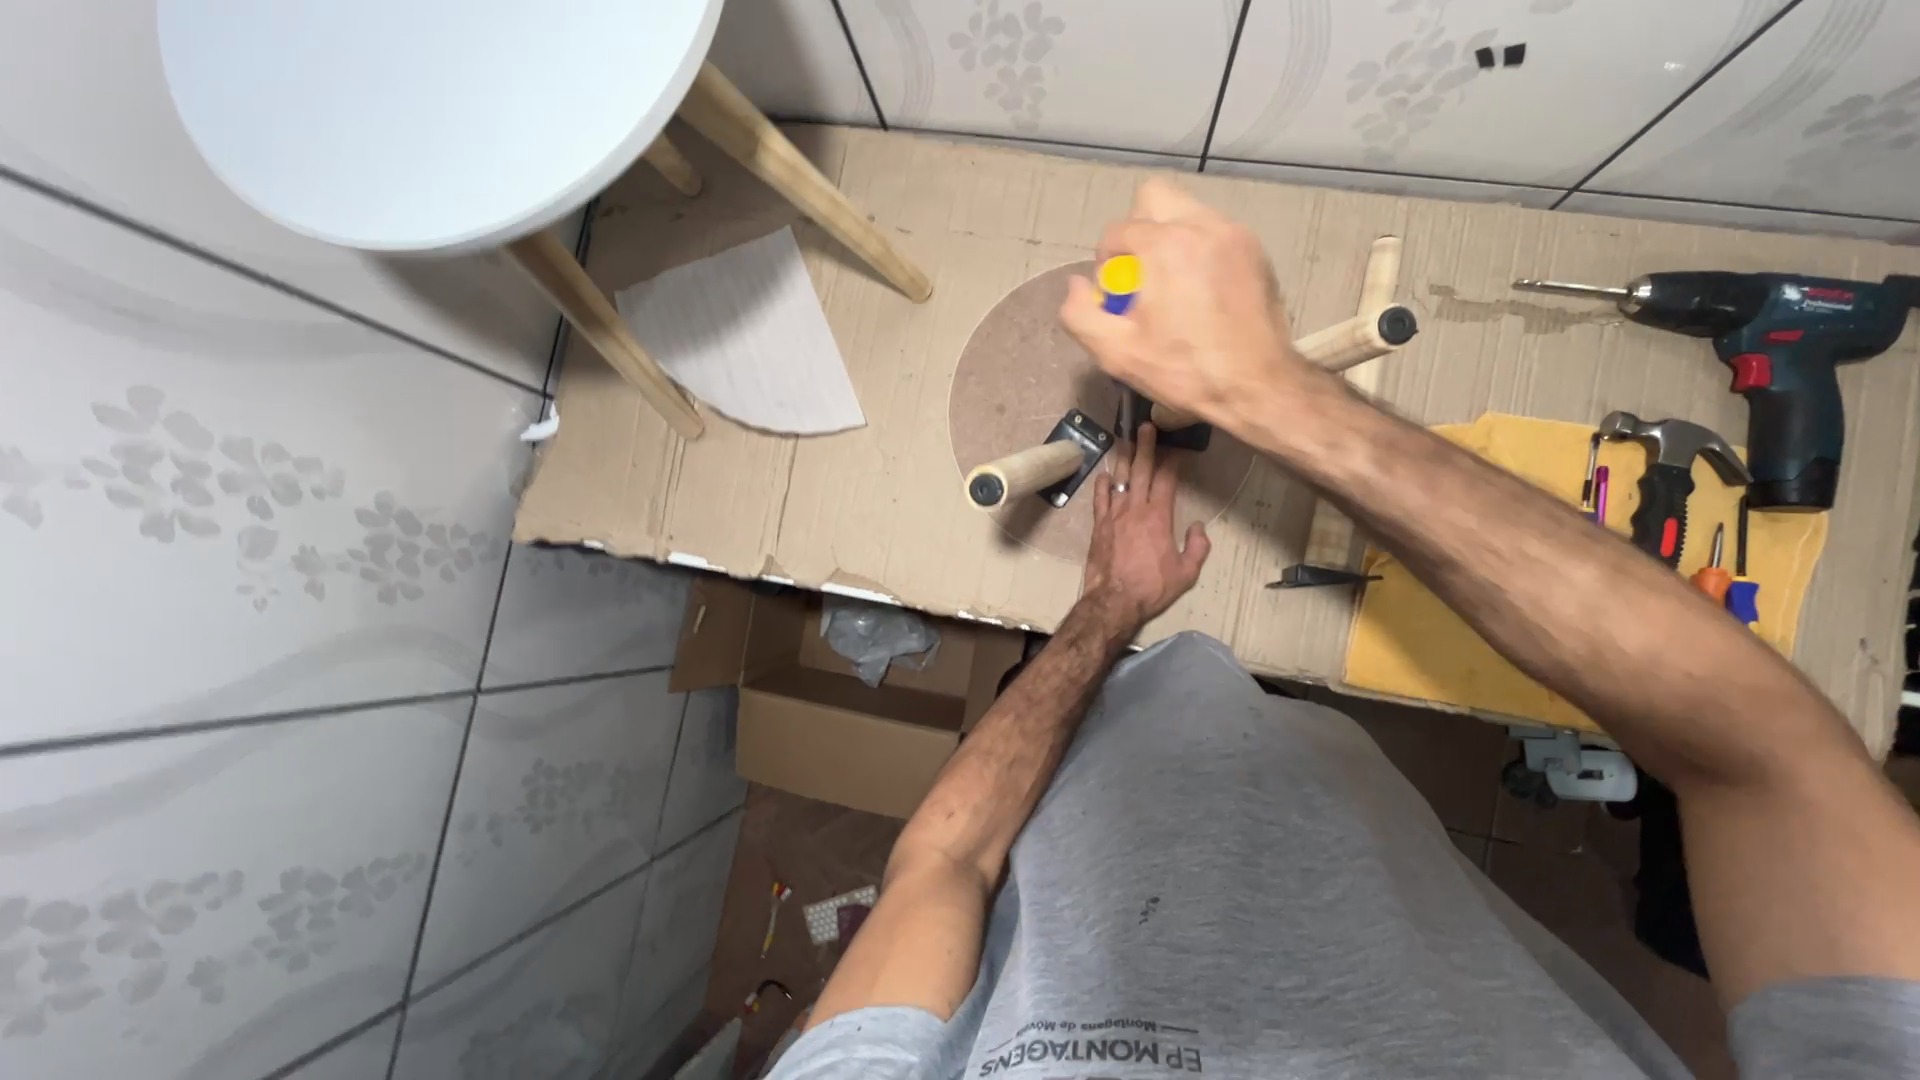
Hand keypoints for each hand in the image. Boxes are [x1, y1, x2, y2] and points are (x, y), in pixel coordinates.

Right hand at [1059, 179, 1309, 433]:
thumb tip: (1076, 285)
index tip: (1116, 299)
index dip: (1105, 266)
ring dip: (1168, 240)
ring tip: (1171, 286)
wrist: (1256, 385)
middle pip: (1153, 198)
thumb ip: (1080, 314)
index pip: (1116, 232)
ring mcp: (1233, 235)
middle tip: (1140, 275)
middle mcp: (1201, 226)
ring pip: (1187, 212)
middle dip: (1136, 230)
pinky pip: (1214, 233)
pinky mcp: (1255, 250)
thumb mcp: (1116, 353)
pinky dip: (1199, 252)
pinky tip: (1200, 293)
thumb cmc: (1184, 371)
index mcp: (1164, 246)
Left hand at [1080, 424, 1210, 633]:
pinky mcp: (1099, 526)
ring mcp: (1114, 516)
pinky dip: (1102, 485)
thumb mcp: (1186, 573)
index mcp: (1159, 517)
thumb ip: (1197, 547)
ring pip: (1119, 480)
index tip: (1177, 446)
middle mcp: (1135, 510)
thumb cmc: (1151, 588)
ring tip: (1125, 439)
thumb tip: (1198, 527)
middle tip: (1146, 425)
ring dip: (1123, 458)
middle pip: (1141, 471)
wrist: (1114, 601)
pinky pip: (1100, 499)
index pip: (1167, 480)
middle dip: (1145, 446)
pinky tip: (1105, 473)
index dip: (1173, 462)